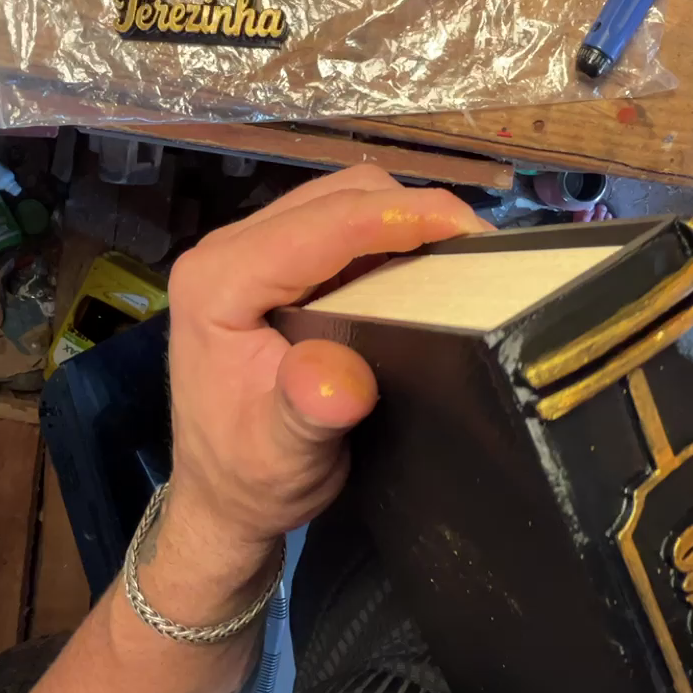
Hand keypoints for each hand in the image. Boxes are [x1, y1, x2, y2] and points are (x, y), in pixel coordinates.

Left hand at [163, 165, 488, 554]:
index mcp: (218, 284)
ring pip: (340, 201)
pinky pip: (340, 227)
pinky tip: (419, 264)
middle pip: (333, 197)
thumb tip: (344, 377)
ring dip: (401, 218)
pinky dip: (387, 236)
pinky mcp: (275, 267)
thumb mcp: (280, 457)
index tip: (467, 227)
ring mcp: (250, 255)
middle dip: (409, 210)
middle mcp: (228, 253)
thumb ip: (306, 412)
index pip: (319, 226)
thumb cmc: (250, 478)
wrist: (223, 495)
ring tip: (456, 254)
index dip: (397, 216)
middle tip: (474, 249)